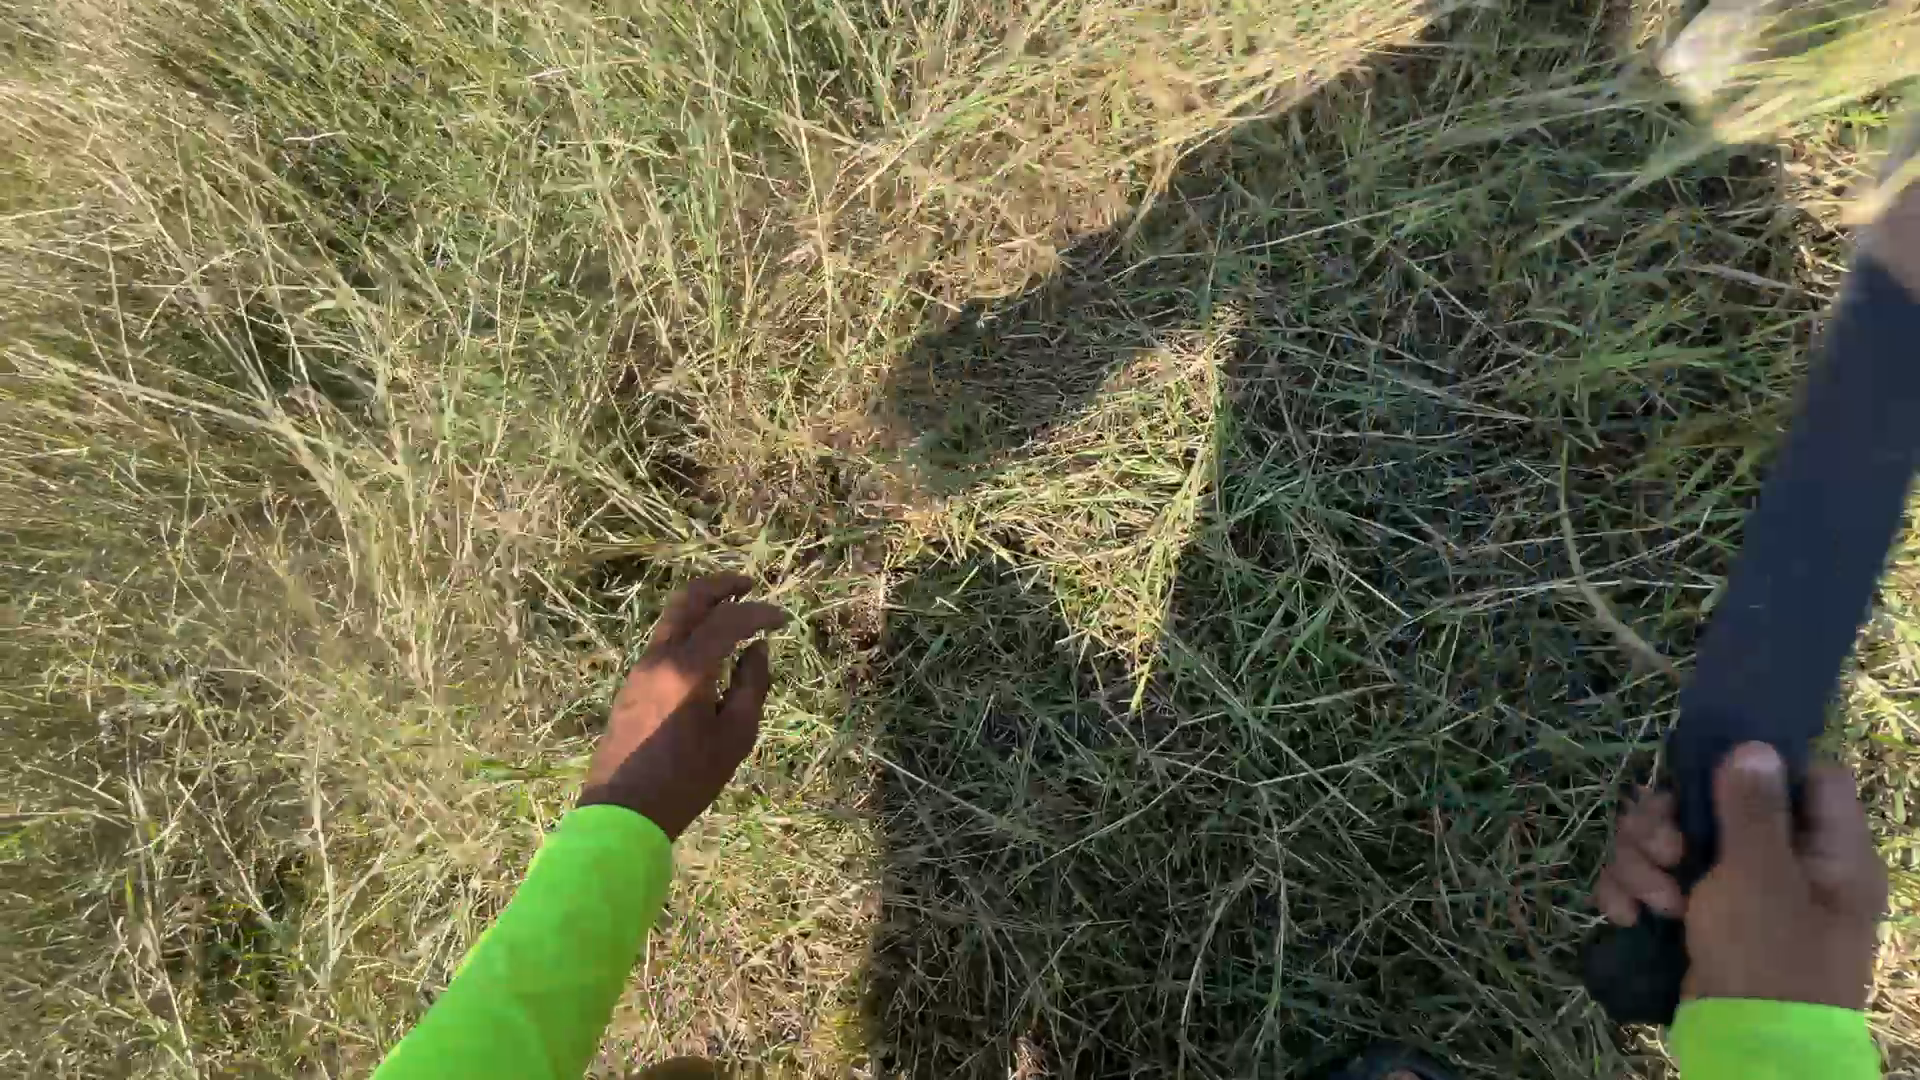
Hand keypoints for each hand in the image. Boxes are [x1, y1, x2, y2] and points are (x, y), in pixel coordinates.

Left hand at [579, 573, 787, 838]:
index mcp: (687, 669)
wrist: (623, 813)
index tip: (782, 620)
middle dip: (720, 585)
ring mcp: (640, 669)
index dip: (760, 613)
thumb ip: (752, 685)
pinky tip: (710, 646)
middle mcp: (660, 658)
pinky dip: (690, 628)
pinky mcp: (633, 683)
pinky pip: (666, 640)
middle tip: (748, 585)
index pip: (728, 620)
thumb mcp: (736, 735)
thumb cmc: (688, 778)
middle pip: (688, 600)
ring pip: (673, 617)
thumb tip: (757, 650)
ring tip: (732, 611)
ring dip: (703, 605)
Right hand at [1595, 743, 1886, 1009]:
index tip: (1703, 771)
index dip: (1756, 767)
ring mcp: (1727, 884)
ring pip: (1660, 837)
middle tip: (1664, 852)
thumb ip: (1752, 811)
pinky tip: (1627, 916)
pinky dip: (1627, 891)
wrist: (1742, 1039)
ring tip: (1652, 903)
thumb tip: (1754, 746)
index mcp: (1821, 853)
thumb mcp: (1760, 877)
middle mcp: (1776, 861)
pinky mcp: (1686, 905)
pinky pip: (1641, 873)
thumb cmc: (1769, 955)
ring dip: (1639, 864)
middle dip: (1663, 824)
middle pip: (1704, 803)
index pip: (1806, 780)